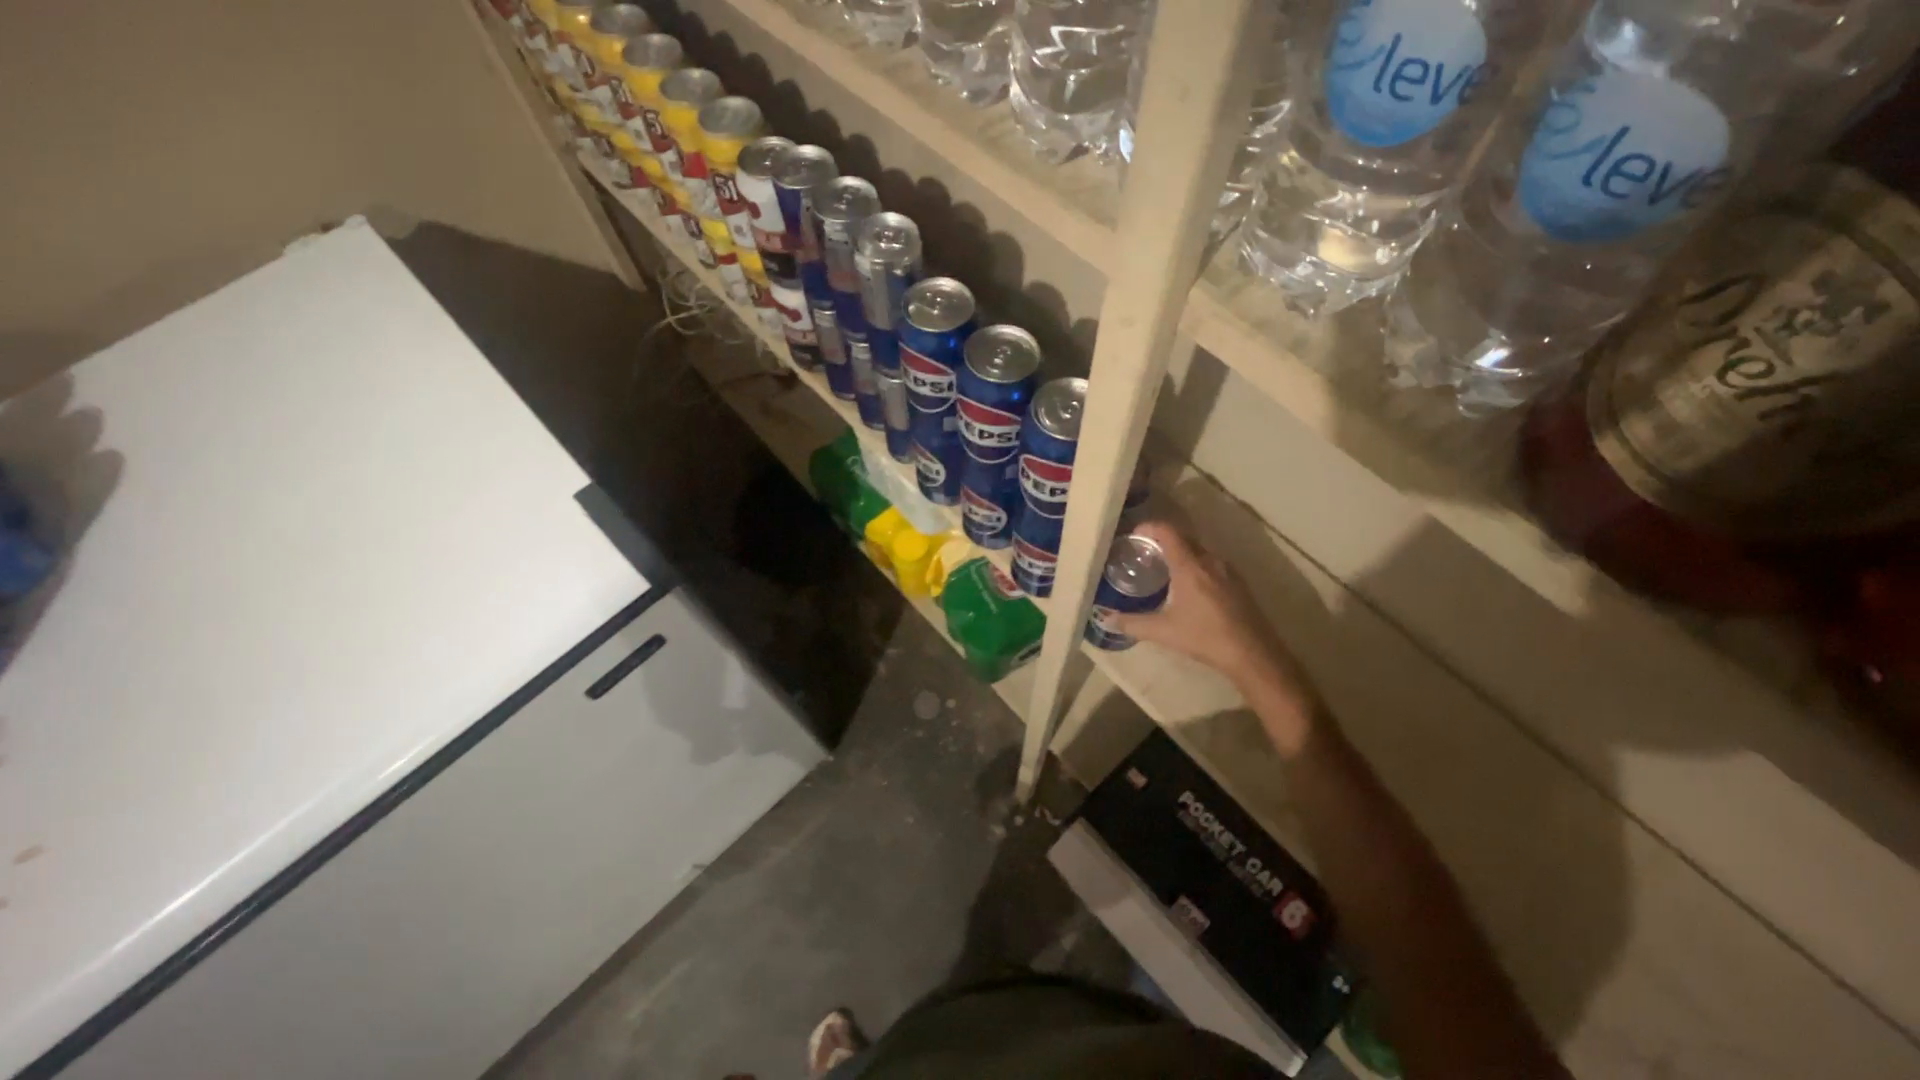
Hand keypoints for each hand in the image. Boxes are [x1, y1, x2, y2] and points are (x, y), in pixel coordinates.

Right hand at [1110, 521, 1322, 748]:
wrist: (1252, 653)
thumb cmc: (1205, 637)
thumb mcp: (1163, 631)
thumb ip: (1132, 623)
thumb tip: (1106, 620)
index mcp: (1190, 566)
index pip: (1168, 532)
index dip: (1149, 528)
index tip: (1134, 535)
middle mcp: (1210, 561)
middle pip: (1183, 538)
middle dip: (1162, 541)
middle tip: (1144, 555)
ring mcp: (1228, 571)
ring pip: (1199, 552)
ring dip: (1181, 554)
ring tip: (1164, 570)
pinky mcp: (1239, 583)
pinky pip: (1212, 564)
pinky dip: (1196, 566)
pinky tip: (1189, 588)